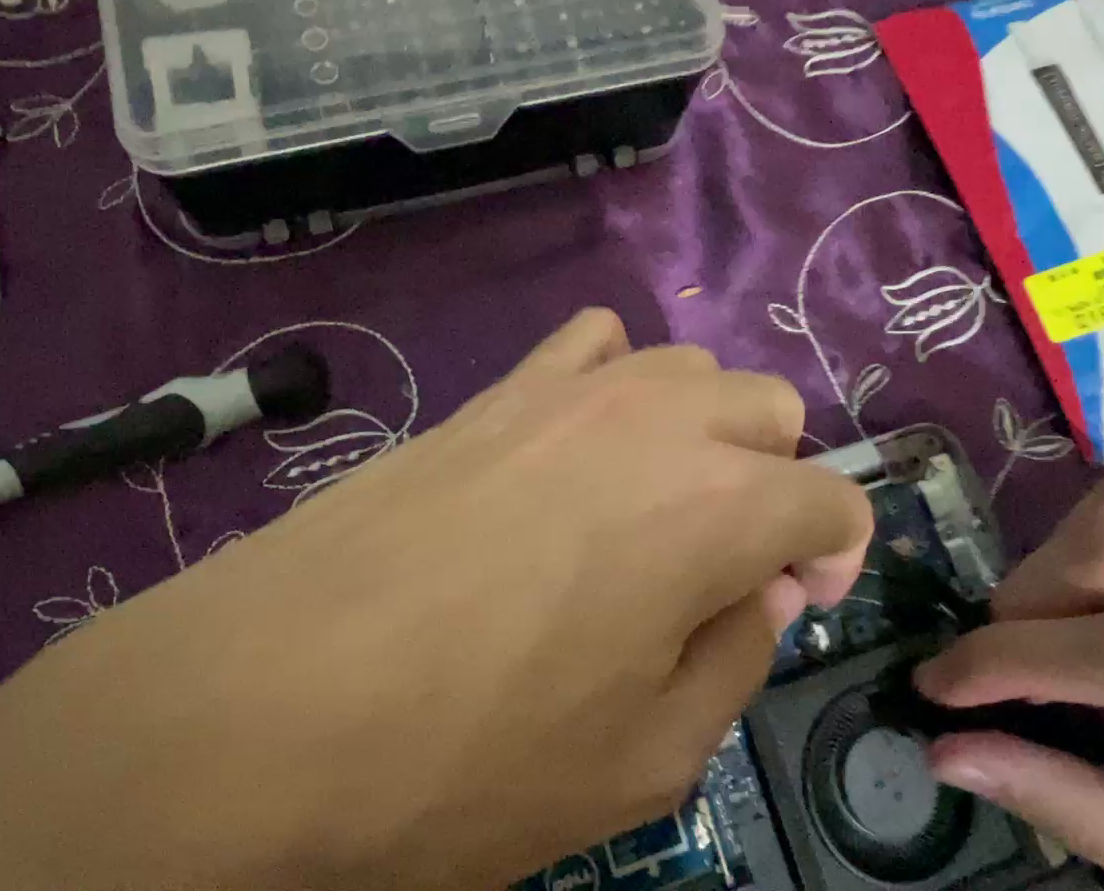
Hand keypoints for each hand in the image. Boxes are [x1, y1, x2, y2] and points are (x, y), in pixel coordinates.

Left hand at [0, 309, 872, 890]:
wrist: (268, 696)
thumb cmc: (467, 756)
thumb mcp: (645, 760)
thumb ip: (734, 657)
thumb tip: (763, 588)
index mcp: (716, 510)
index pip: (831, 499)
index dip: (835, 554)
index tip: (794, 604)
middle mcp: (653, 422)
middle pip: (768, 408)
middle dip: (773, 479)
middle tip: (722, 561)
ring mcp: (564, 392)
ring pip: (685, 366)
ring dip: (701, 429)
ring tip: (651, 504)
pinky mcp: (489, 391)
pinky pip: (586, 344)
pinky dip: (612, 381)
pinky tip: (580, 442)